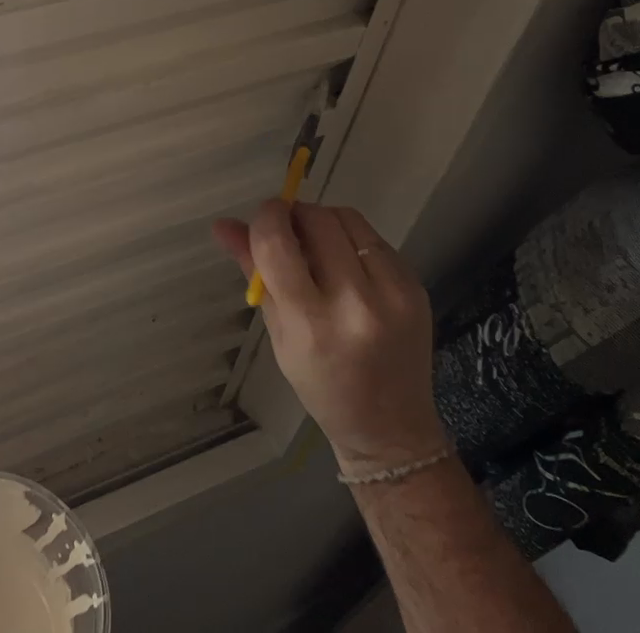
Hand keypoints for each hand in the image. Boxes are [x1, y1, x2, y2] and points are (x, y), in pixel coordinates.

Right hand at [213, 201, 447, 477]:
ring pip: (349, 219)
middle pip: (317, 219)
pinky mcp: (416, 285)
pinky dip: (352, 240)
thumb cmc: (321, 383)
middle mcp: (355, 302)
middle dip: (295, 215)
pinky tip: (346, 265)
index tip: (263, 218)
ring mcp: (393, 292)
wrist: (390, 424)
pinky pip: (375, 238)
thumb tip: (223, 225)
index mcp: (310, 322)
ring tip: (317, 247)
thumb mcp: (278, 332)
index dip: (265, 217)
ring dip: (324, 221)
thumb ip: (254, 272)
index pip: (277, 243)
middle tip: (287, 233)